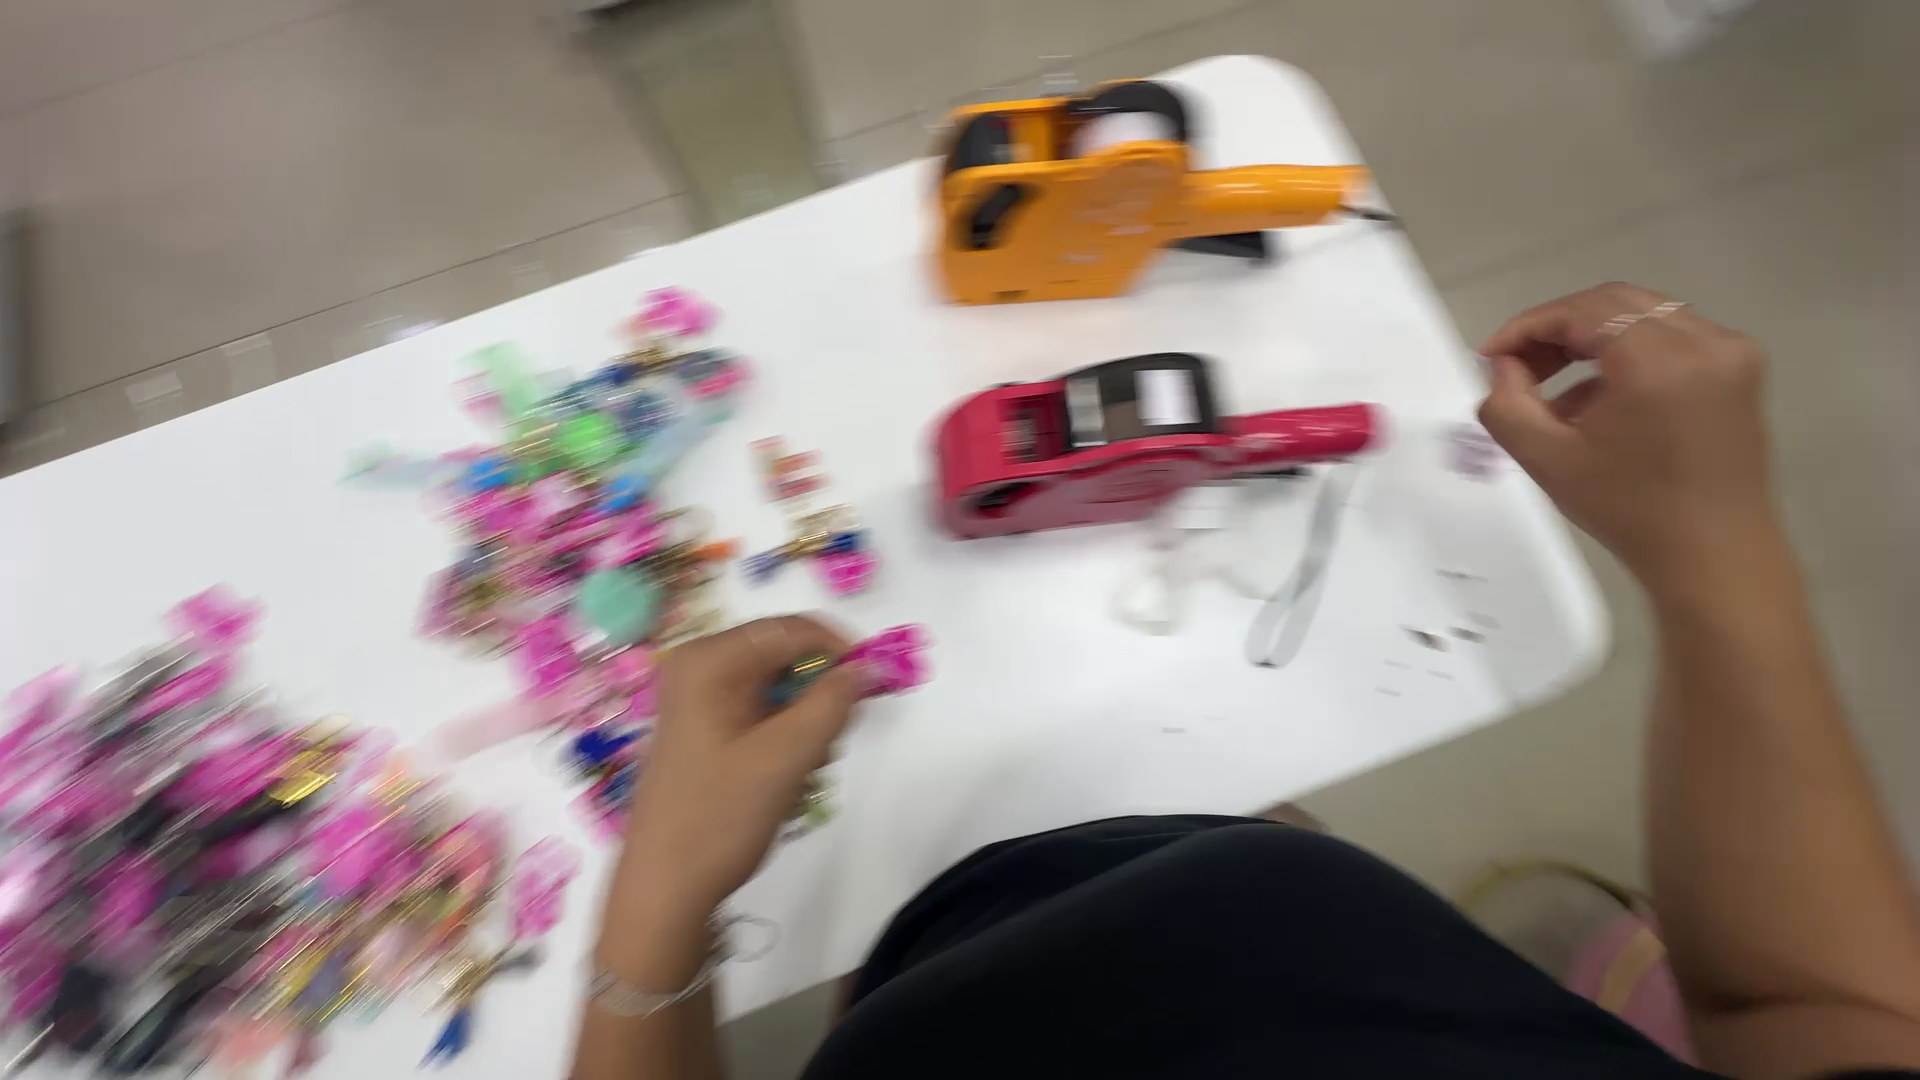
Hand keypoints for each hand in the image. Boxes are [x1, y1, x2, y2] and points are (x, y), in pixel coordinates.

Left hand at [608, 616, 864, 940]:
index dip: (840, 650)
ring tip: (810, 762)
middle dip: (821, 688)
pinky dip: (787, 729)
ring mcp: (698, 696)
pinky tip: (790, 769)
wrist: (664, 893)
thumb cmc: (720, 818)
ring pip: (779, 683)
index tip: (876, 683)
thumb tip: (870, 664)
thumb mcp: (787, 756)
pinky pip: (762, 706)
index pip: (792, 629)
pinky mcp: (704, 724)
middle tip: (838, 733)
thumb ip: (834, 702)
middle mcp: (698, 665)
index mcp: (708, 660)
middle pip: (785, 653)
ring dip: (807, 714)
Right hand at [1476, 281, 1777, 589]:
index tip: (1487, 358)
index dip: (1526, 327)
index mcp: (1660, 362)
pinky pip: (1665, 337)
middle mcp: (1706, 342)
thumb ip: (1506, 403)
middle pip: (1613, 303)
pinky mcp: (1735, 370)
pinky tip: (1588, 398)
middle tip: (1511, 366)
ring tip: (1544, 382)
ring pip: (1640, 315)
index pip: (1582, 311)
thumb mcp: (1542, 457)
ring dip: (1583, 339)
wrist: (1710, 550)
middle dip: (1552, 327)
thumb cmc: (1623, 506)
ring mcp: (1729, 353)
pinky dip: (1617, 353)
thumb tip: (1503, 367)